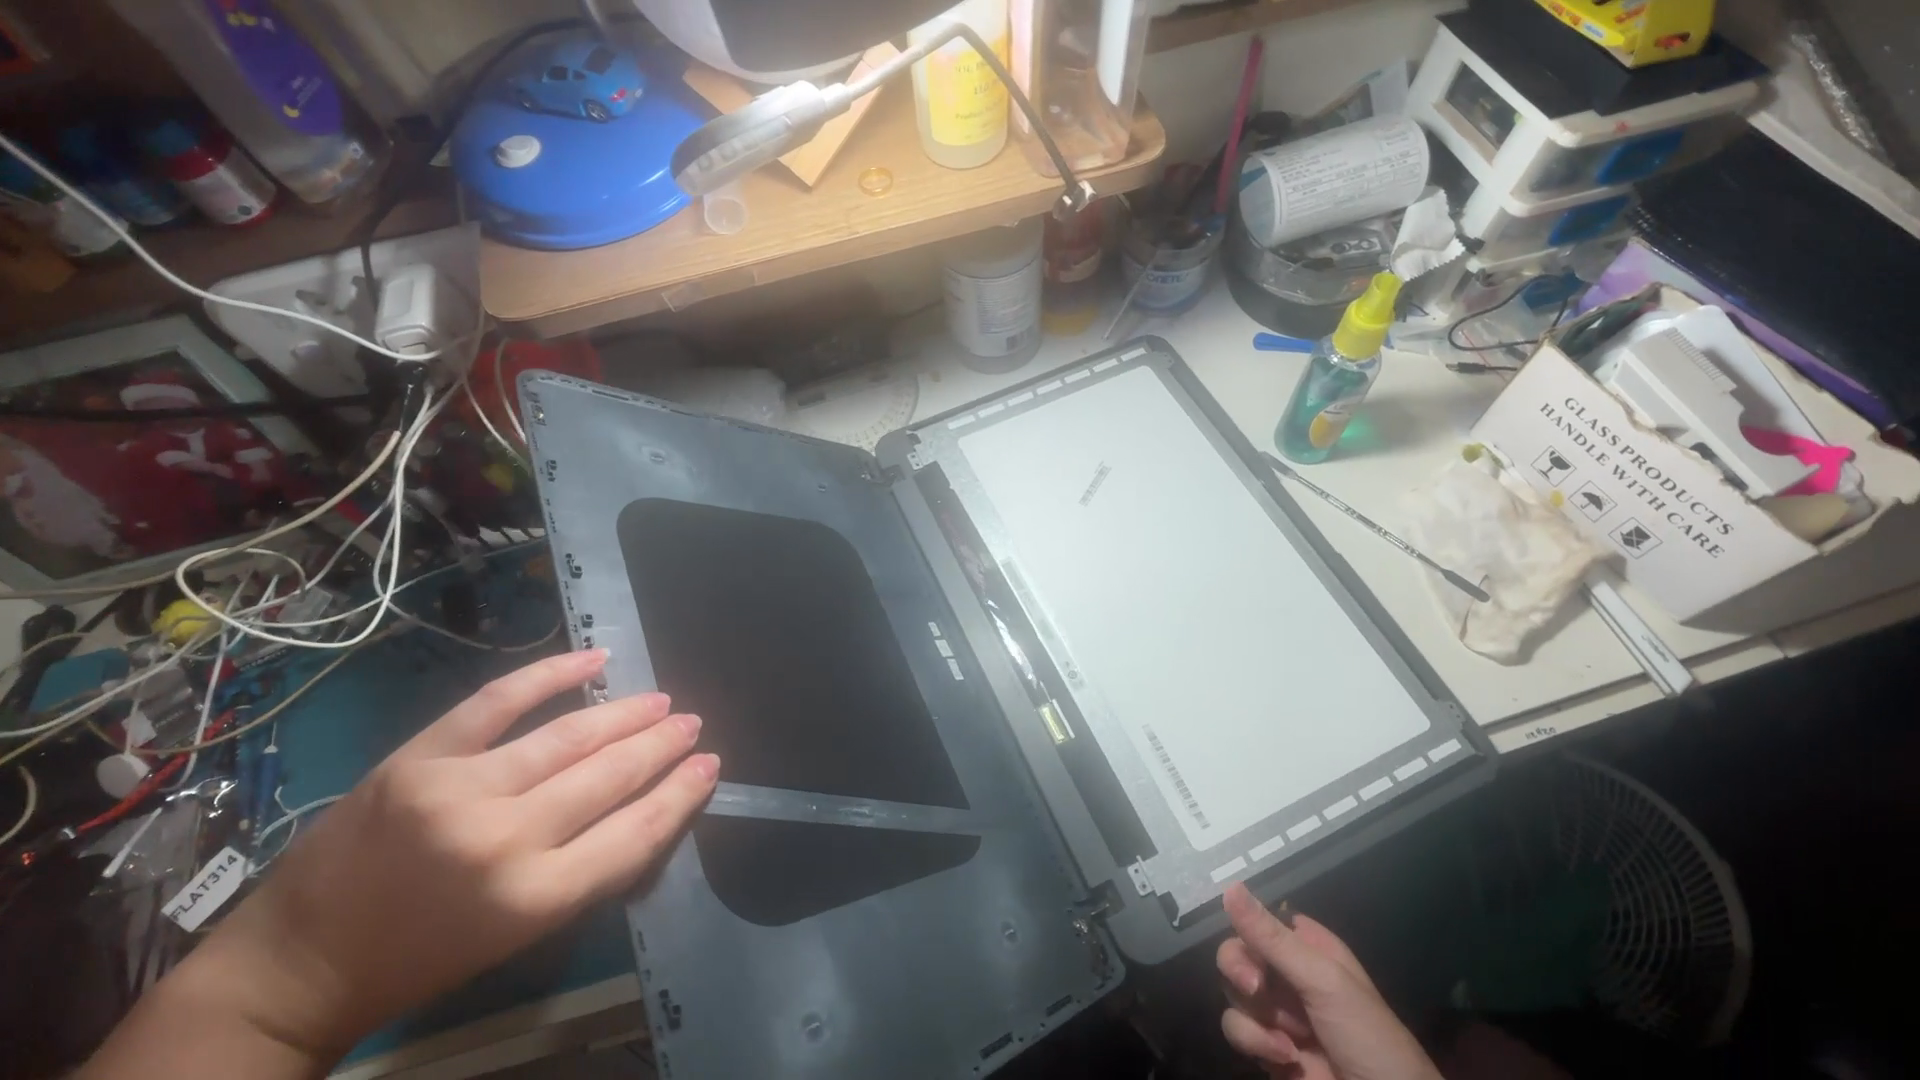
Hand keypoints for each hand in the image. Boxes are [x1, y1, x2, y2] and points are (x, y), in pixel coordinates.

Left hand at [84, 649, 717, 1076]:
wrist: (299, 961)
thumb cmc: (421, 959)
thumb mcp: (519, 934)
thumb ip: (584, 870)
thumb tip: (645, 805)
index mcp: (534, 898)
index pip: (634, 832)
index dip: (680, 795)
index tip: (710, 767)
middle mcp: (505, 839)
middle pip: (609, 776)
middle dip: (662, 746)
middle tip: (693, 724)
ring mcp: (459, 790)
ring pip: (568, 736)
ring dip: (625, 713)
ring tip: (661, 700)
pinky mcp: (420, 757)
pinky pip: (498, 701)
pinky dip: (550, 673)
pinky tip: (593, 658)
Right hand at [1216, 884, 1441, 1079]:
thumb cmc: (1367, 1038)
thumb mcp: (1323, 981)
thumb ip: (1272, 938)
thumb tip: (1229, 886)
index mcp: (1309, 950)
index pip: (1259, 921)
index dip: (1247, 931)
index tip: (1252, 949)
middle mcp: (1289, 976)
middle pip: (1236, 955)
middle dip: (1241, 974)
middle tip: (1256, 990)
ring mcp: (1278, 1014)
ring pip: (1233, 995)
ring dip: (1254, 1020)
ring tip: (1288, 1044)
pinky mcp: (1267, 1048)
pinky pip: (1236, 1031)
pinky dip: (1255, 1044)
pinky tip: (1287, 1061)